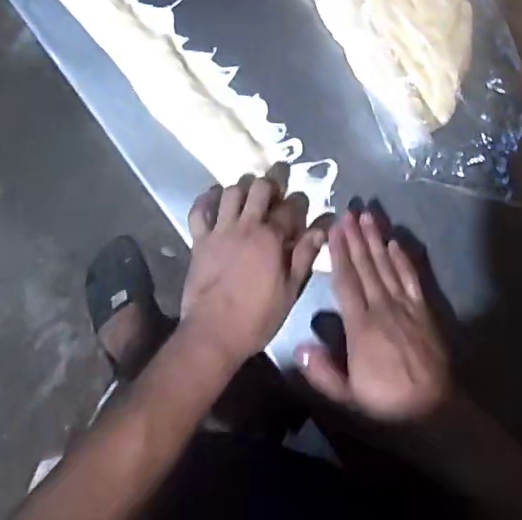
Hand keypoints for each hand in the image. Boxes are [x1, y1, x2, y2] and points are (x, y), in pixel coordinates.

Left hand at [178, 171, 328, 365]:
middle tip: (275, 198)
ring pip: (231, 191)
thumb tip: (322, 228)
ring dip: (242, 190)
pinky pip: (199, 210)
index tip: (302, 212)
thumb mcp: (290, 291)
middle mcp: (247, 225)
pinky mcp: (199, 240)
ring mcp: (220, 230)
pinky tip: (215, 198)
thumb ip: (305, 256)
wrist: (212, 333)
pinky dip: (206, 199)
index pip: (291, 207)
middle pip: (260, 187)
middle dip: (271, 187)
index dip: (299, 205)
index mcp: (271, 237)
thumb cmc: (256, 317)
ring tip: (248, 199)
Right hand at [295, 210, 450, 421]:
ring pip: (387, 266)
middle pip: (366, 266)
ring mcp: (404, 306)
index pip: (346, 281)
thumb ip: (322, 371)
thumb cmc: (385, 400)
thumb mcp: (348, 395)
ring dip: (376, 240)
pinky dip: (402, 259)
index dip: (339, 253)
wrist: (432, 407)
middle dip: (356, 237)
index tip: (334, 230)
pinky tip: (395, 243)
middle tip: (349, 212)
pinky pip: (410, 278)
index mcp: (360, 325)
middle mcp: (382, 307)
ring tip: (368, 217)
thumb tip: (300, 346)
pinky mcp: (422, 309)